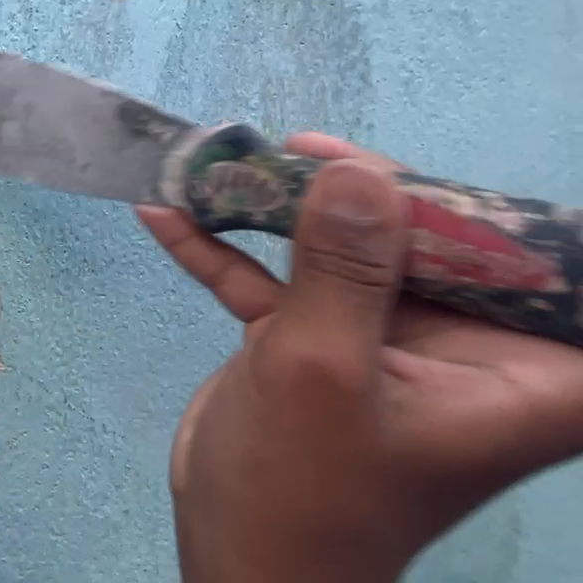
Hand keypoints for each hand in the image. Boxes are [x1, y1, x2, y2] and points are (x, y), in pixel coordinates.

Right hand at [138, 134, 582, 582]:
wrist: (239, 545)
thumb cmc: (308, 477)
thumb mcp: (323, 365)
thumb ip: (343, 268)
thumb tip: (357, 169)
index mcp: (528, 370)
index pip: (531, 261)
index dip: (466, 203)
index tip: (371, 166)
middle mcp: (466, 347)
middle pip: (421, 242)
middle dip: (348, 194)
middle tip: (282, 151)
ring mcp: (381, 340)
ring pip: (339, 252)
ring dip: (273, 213)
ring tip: (217, 167)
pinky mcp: (313, 340)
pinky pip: (272, 281)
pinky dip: (220, 251)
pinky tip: (163, 217)